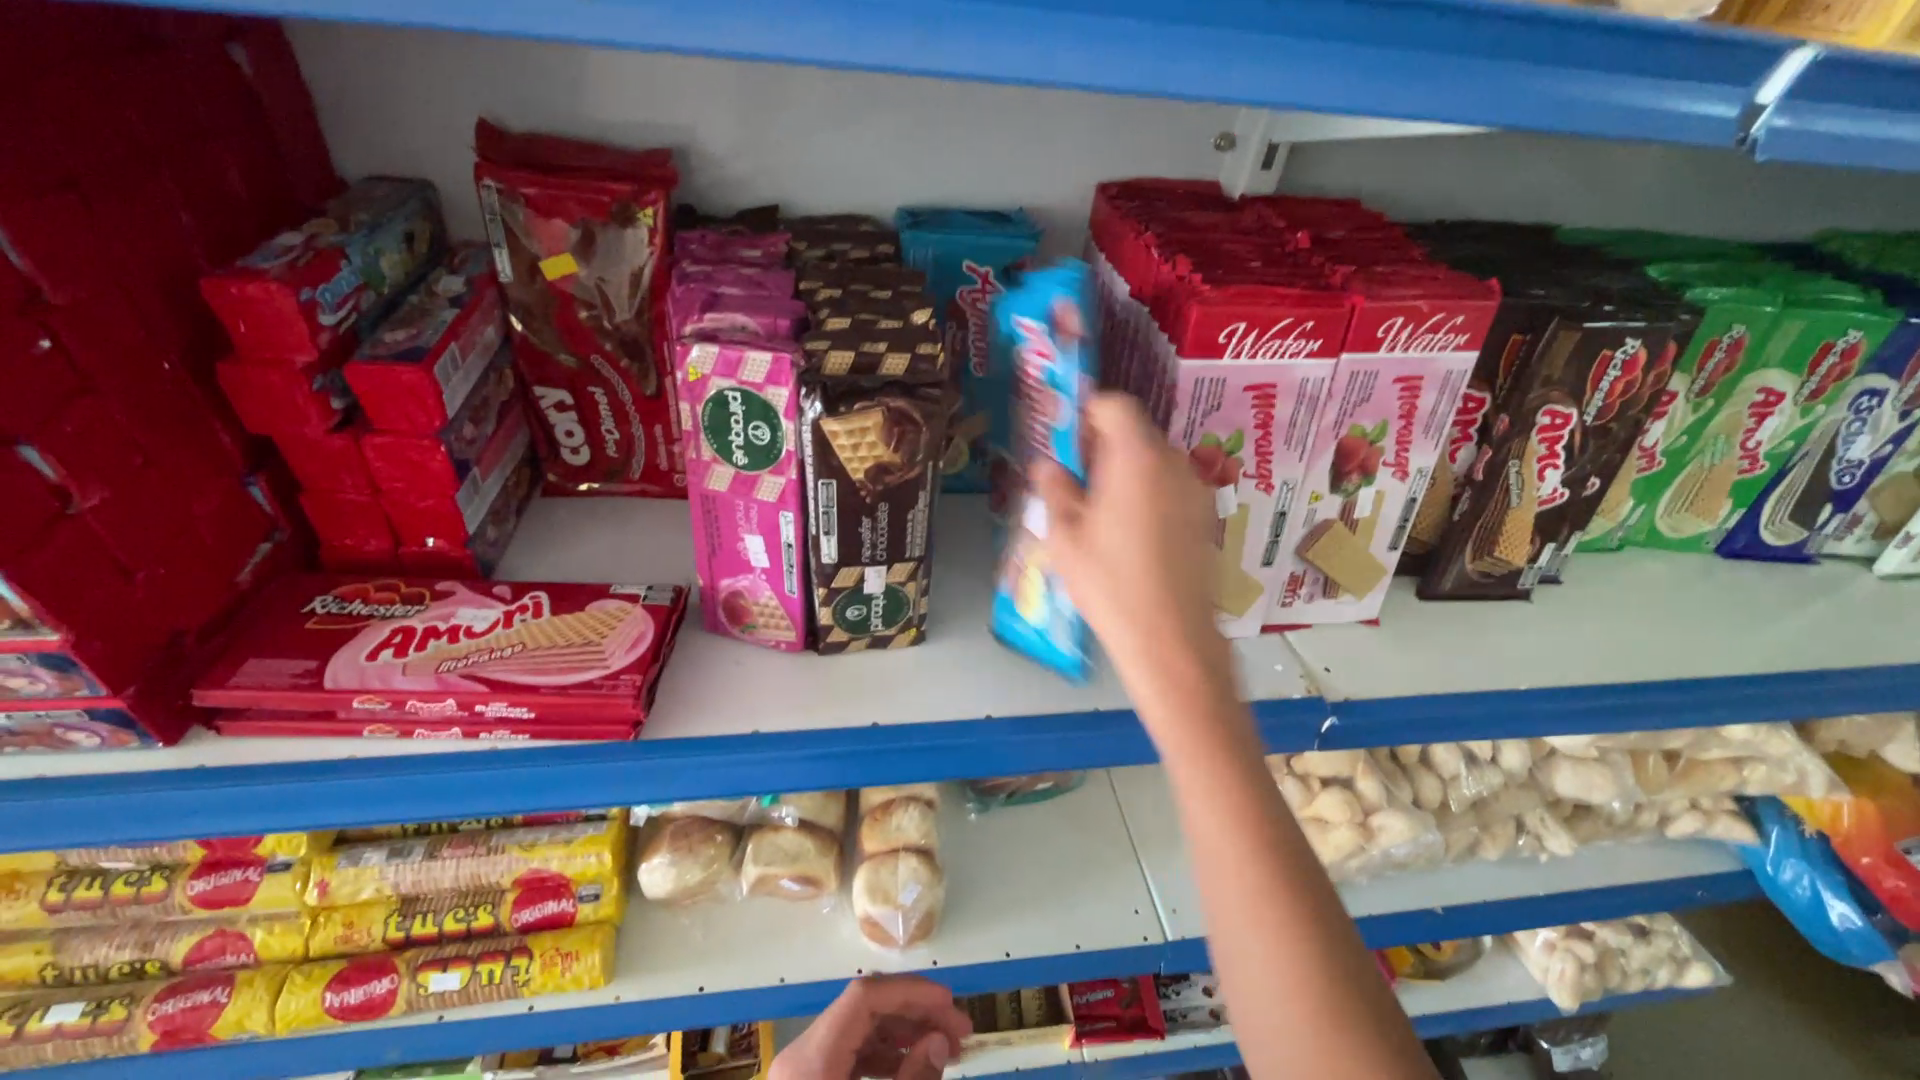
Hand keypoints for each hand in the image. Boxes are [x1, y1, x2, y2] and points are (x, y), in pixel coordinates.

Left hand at [770, 975, 971, 1079]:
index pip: (864, 998)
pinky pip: (849, 1058)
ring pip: (858, 1035)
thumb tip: (939, 1040)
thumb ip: (912, 1079)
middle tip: (960, 1032)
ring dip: (904, 1036)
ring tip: (945, 1051)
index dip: (910, 992)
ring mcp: (802, 1072)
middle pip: (863, 1012)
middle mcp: (802, 1055)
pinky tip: (913, 1068)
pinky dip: (884, 1058)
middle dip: (914, 1015)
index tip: (949, 1003)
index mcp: (811, 1058)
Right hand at [1034, 392, 1233, 712]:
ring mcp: (1195, 491)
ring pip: (1154, 463)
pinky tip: (1129, 535)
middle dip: (1103, 448)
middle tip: (1075, 480)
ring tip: (1099, 513)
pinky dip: (1147, 496)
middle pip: (1136, 434)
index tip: (1067, 442)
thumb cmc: (1109, 583)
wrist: (1169, 637)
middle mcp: (1173, 463)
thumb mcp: (1064, 536)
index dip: (1087, 414)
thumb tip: (1048, 466)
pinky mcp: (1206, 518)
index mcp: (1135, 457)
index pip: (1115, 405)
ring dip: (1125, 473)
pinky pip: (1170, 489)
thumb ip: (1054, 489)